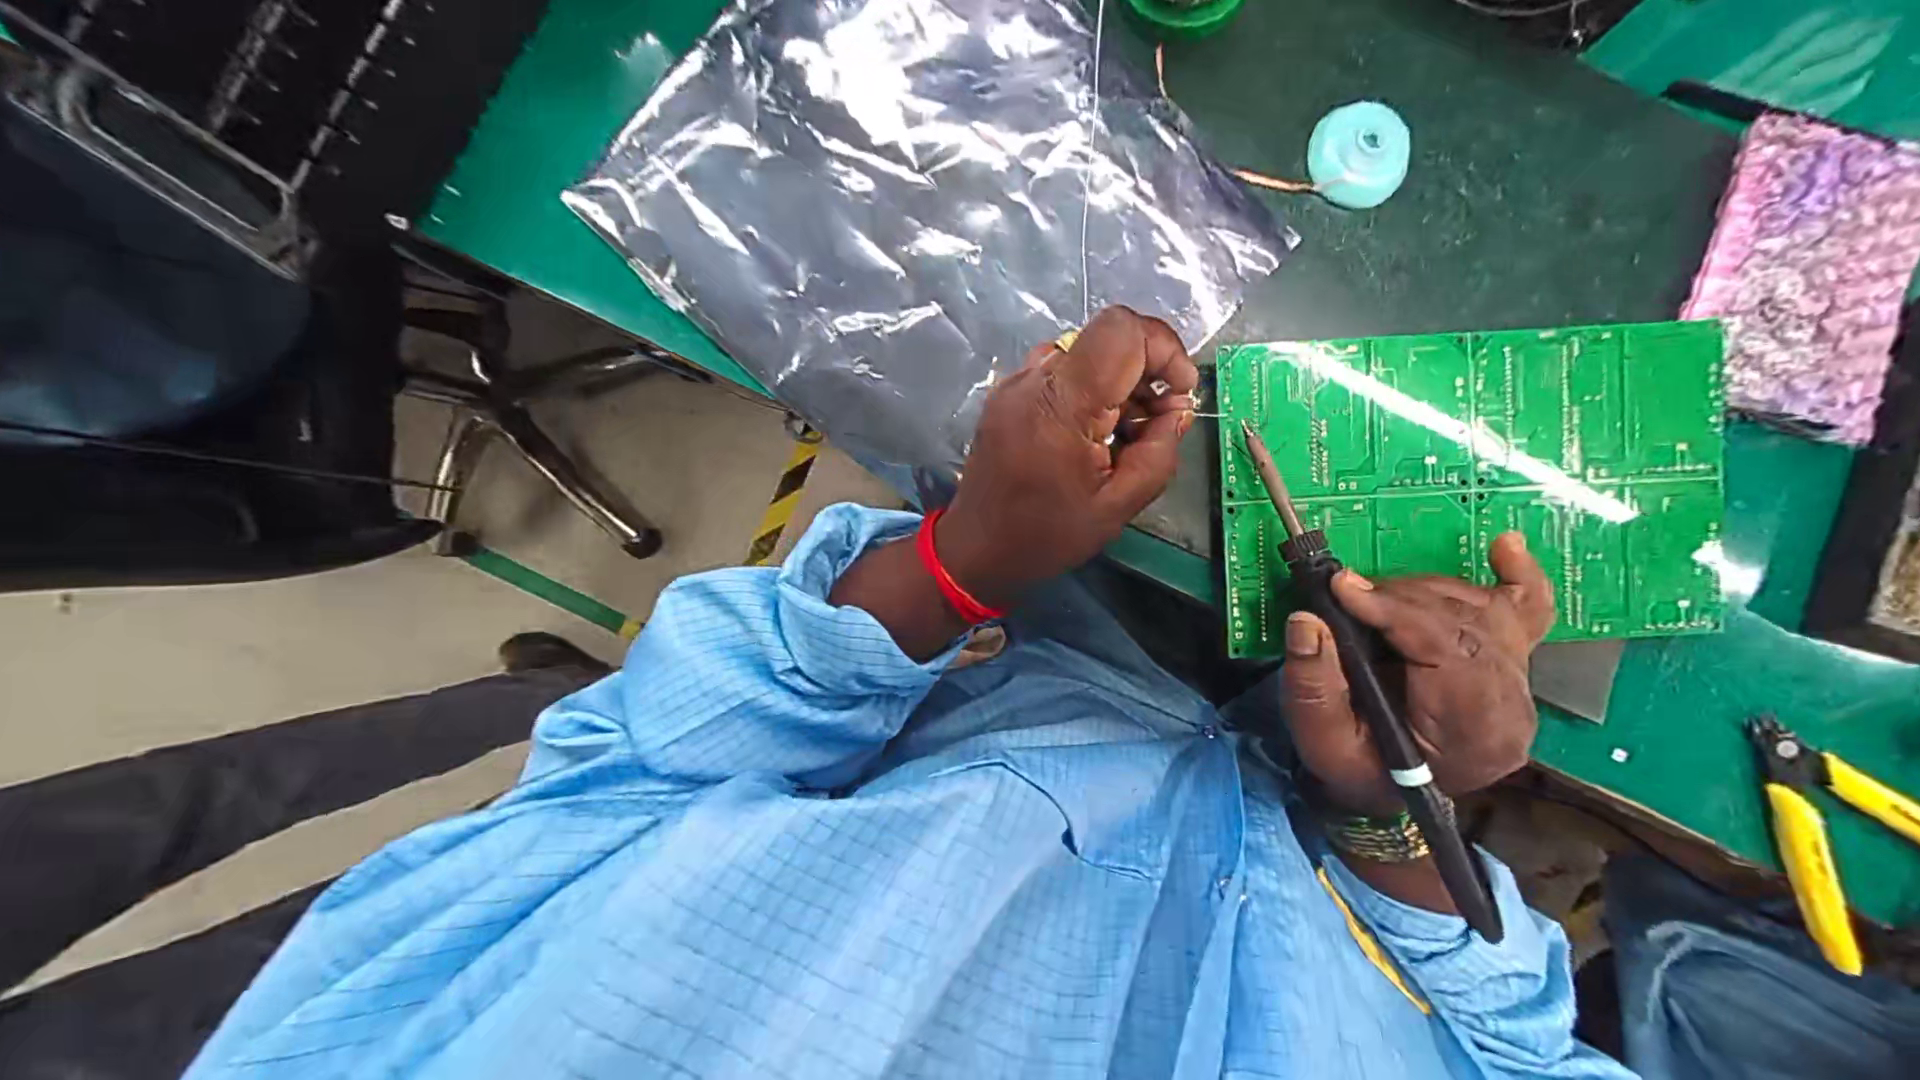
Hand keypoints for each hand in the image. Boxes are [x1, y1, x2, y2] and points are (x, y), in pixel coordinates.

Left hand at [933, 306, 1199, 607]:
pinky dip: (1090, 390)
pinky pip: (1061, 371)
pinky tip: (1095, 433)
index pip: (1122, 331)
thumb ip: (1158, 453)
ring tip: (1127, 434)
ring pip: (1085, 352)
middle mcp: (1032, 380)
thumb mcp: (1117, 507)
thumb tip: (1178, 410)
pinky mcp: (1007, 395)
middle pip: (1106, 338)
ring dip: (1119, 382)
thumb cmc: (1045, 535)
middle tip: (1159, 421)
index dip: (1164, 349)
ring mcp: (1014, 384)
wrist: (976, 549)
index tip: (1181, 391)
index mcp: (1059, 405)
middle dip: (1147, 371)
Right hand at [1282, 533, 1555, 817]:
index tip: (1341, 589)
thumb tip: (1308, 620)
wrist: (1387, 786)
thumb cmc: (1354, 765)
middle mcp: (1511, 704)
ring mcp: (1520, 681)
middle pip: (1465, 621)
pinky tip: (1504, 546)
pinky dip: (1516, 573)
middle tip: (1344, 594)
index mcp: (1472, 730)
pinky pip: (1527, 608)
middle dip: (1398, 598)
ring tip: (1369, 598)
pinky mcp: (1513, 662)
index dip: (1395, 610)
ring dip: (1418, 592)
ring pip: (1479, 606)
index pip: (1449, 649)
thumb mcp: (1321, 736)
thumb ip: (1313, 682)